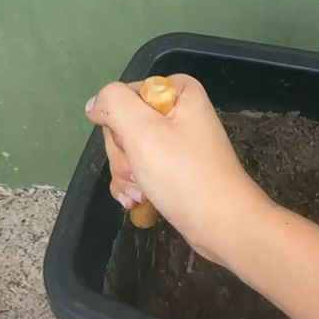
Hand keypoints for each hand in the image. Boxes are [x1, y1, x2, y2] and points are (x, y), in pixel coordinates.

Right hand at [85, 74, 273, 265]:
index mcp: (176, 91)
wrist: (223, 226)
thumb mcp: (144, 131)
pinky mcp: (173, 167)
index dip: (121, 125)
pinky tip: (139, 201)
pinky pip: (138, 168)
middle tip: (141, 173)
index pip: (124, 98)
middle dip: (124, 155)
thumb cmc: (185, 176)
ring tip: (142, 193)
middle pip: (124, 125)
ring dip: (127, 175)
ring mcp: (175, 141)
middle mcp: (177, 110)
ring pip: (127, 150)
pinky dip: (133, 185)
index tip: (139, 146)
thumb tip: (94, 104)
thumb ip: (113, 104)